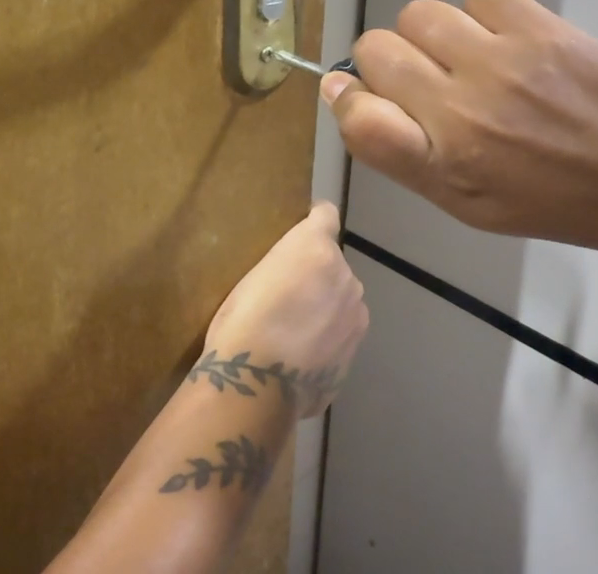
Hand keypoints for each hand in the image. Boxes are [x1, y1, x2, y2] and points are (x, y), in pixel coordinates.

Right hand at [202, 201, 367, 417]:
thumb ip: (282, 266)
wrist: (258, 382)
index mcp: (315, 248)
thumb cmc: (242, 319)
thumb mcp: (252, 276)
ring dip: (326, 306)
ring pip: (341, 299)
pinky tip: (300, 357)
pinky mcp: (356, 351)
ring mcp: (356, 316)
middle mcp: (345, 275)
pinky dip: (327, 338)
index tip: (300, 230)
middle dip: (316, 273)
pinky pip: (341, 333)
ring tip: (293, 330)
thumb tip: (290, 275)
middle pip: (333, 263)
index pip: (326, 214)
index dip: (314, 219)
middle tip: (286, 293)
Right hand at [320, 0, 597, 253]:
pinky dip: (481, 15)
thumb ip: (398, 152)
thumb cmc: (557, 202)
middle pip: (374, 51)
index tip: (369, 100)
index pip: (355, 115)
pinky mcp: (542, 27)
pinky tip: (507, 42)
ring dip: (430, 35)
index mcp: (444, 164)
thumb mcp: (467, 204)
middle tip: (429, 83)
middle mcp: (462, 110)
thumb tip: (344, 89)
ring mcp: (502, 61)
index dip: (350, 100)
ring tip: (469, 57)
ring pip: (418, 15)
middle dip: (387, 63)